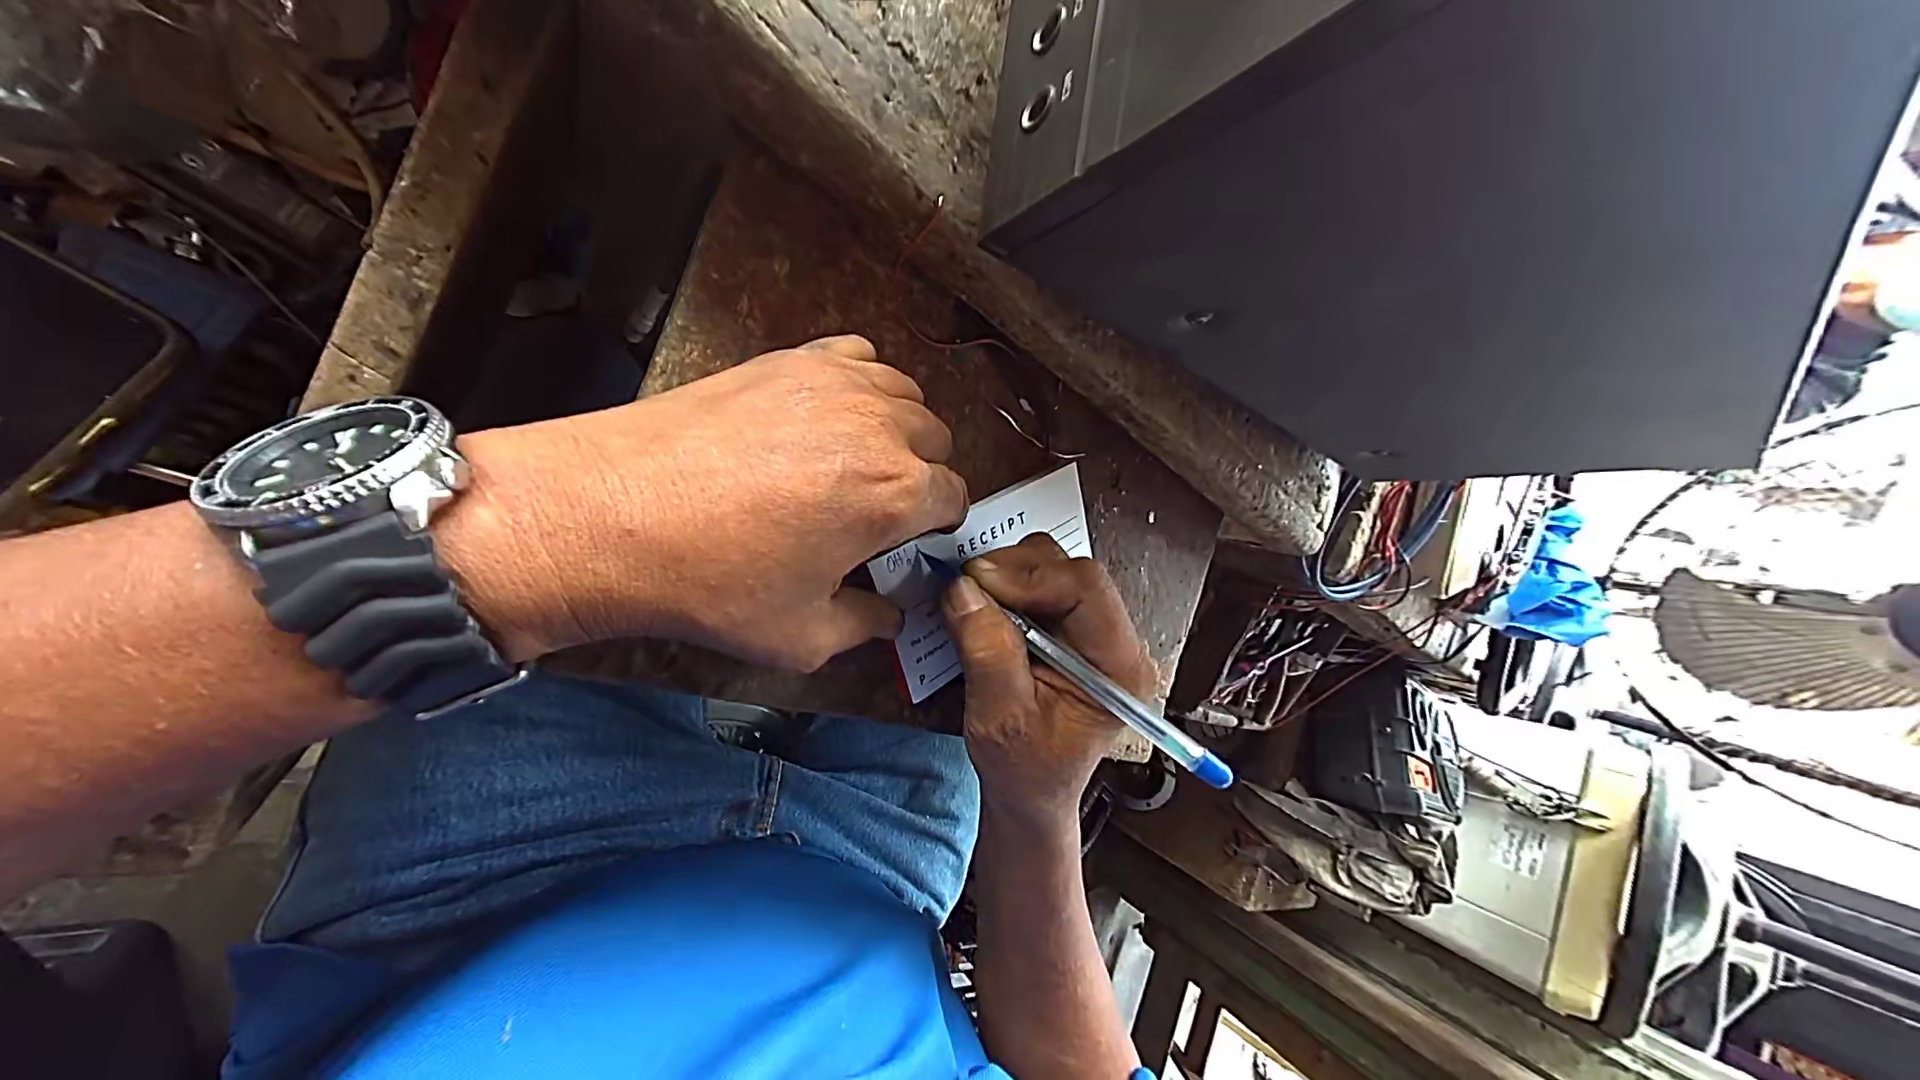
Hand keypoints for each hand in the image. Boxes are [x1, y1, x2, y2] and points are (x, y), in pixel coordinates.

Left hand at [441, 335, 969, 669]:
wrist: (605, 516)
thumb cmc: (711, 584)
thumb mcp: (801, 637)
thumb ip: (866, 626)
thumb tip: (891, 617)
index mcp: (895, 494)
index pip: (954, 497)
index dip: (938, 524)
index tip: (912, 540)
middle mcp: (879, 427)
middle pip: (936, 440)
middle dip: (921, 474)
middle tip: (878, 505)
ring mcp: (832, 382)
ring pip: (903, 394)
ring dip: (896, 428)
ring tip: (856, 458)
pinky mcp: (787, 358)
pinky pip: (855, 356)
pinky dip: (859, 383)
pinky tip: (828, 413)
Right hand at [941, 533, 1155, 821]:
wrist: (1032, 792)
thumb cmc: (1027, 771)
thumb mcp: (1000, 720)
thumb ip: (987, 652)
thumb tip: (964, 590)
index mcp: (1118, 667)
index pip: (1085, 588)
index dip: (1029, 577)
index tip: (976, 584)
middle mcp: (1116, 639)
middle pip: (1069, 570)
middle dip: (1012, 572)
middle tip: (966, 588)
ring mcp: (1093, 629)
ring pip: (1053, 568)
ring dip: (1007, 576)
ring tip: (973, 601)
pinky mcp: (1069, 625)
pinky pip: (1038, 583)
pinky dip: (1006, 586)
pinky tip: (984, 607)